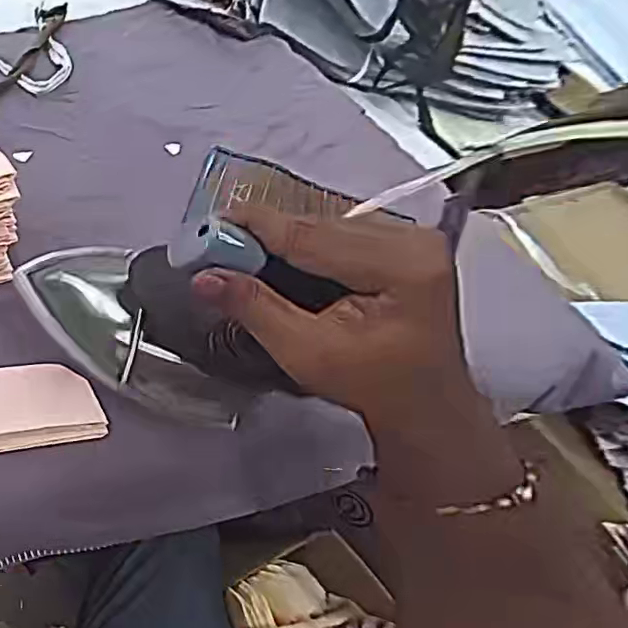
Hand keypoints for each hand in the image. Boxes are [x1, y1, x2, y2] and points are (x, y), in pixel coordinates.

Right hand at [192, 207, 519, 502]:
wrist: (420, 402)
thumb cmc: (373, 385)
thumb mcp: (303, 351)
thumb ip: (253, 308)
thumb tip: (206, 279)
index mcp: (401, 264)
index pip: (310, 234)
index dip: (251, 229)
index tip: (207, 231)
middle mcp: (413, 240)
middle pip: (316, 224)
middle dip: (260, 236)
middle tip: (213, 251)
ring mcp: (411, 238)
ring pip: (323, 224)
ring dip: (277, 239)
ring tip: (237, 257)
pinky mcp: (401, 243)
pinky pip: (337, 231)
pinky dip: (299, 244)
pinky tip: (273, 259)